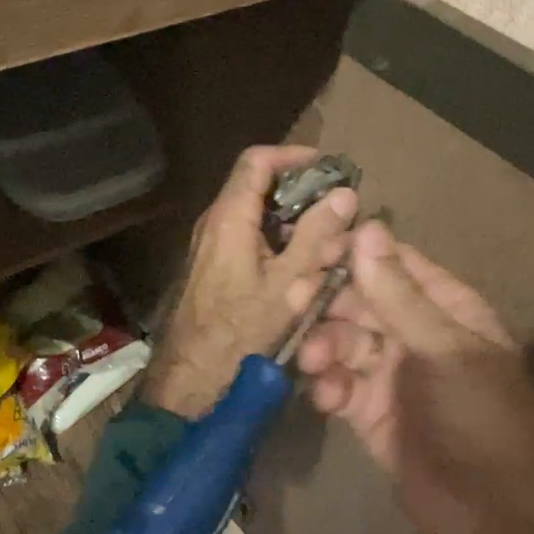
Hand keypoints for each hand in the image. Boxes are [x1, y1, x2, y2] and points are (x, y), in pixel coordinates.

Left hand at [141, 145, 357, 417]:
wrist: (189, 379)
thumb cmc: (240, 330)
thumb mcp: (288, 285)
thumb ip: (317, 237)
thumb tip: (345, 194)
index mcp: (229, 216)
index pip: (256, 160)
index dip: (293, 155)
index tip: (328, 166)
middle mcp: (213, 221)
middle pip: (255, 185)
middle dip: (298, 190)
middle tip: (337, 205)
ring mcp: (207, 244)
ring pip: (252, 213)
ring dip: (289, 217)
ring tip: (328, 235)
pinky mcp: (209, 266)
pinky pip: (245, 236)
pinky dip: (274, 238)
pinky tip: (301, 264)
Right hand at [292, 222, 533, 533]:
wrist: (496, 525)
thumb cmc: (482, 422)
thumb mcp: (444, 351)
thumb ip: (398, 294)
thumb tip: (366, 228)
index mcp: (448, 309)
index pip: (395, 263)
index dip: (355, 253)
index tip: (314, 250)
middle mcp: (418, 334)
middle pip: (362, 300)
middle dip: (329, 300)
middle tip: (295, 298)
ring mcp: (393, 374)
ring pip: (345, 340)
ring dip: (325, 344)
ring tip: (315, 360)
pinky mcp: (371, 413)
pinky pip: (340, 383)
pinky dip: (328, 384)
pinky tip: (326, 396)